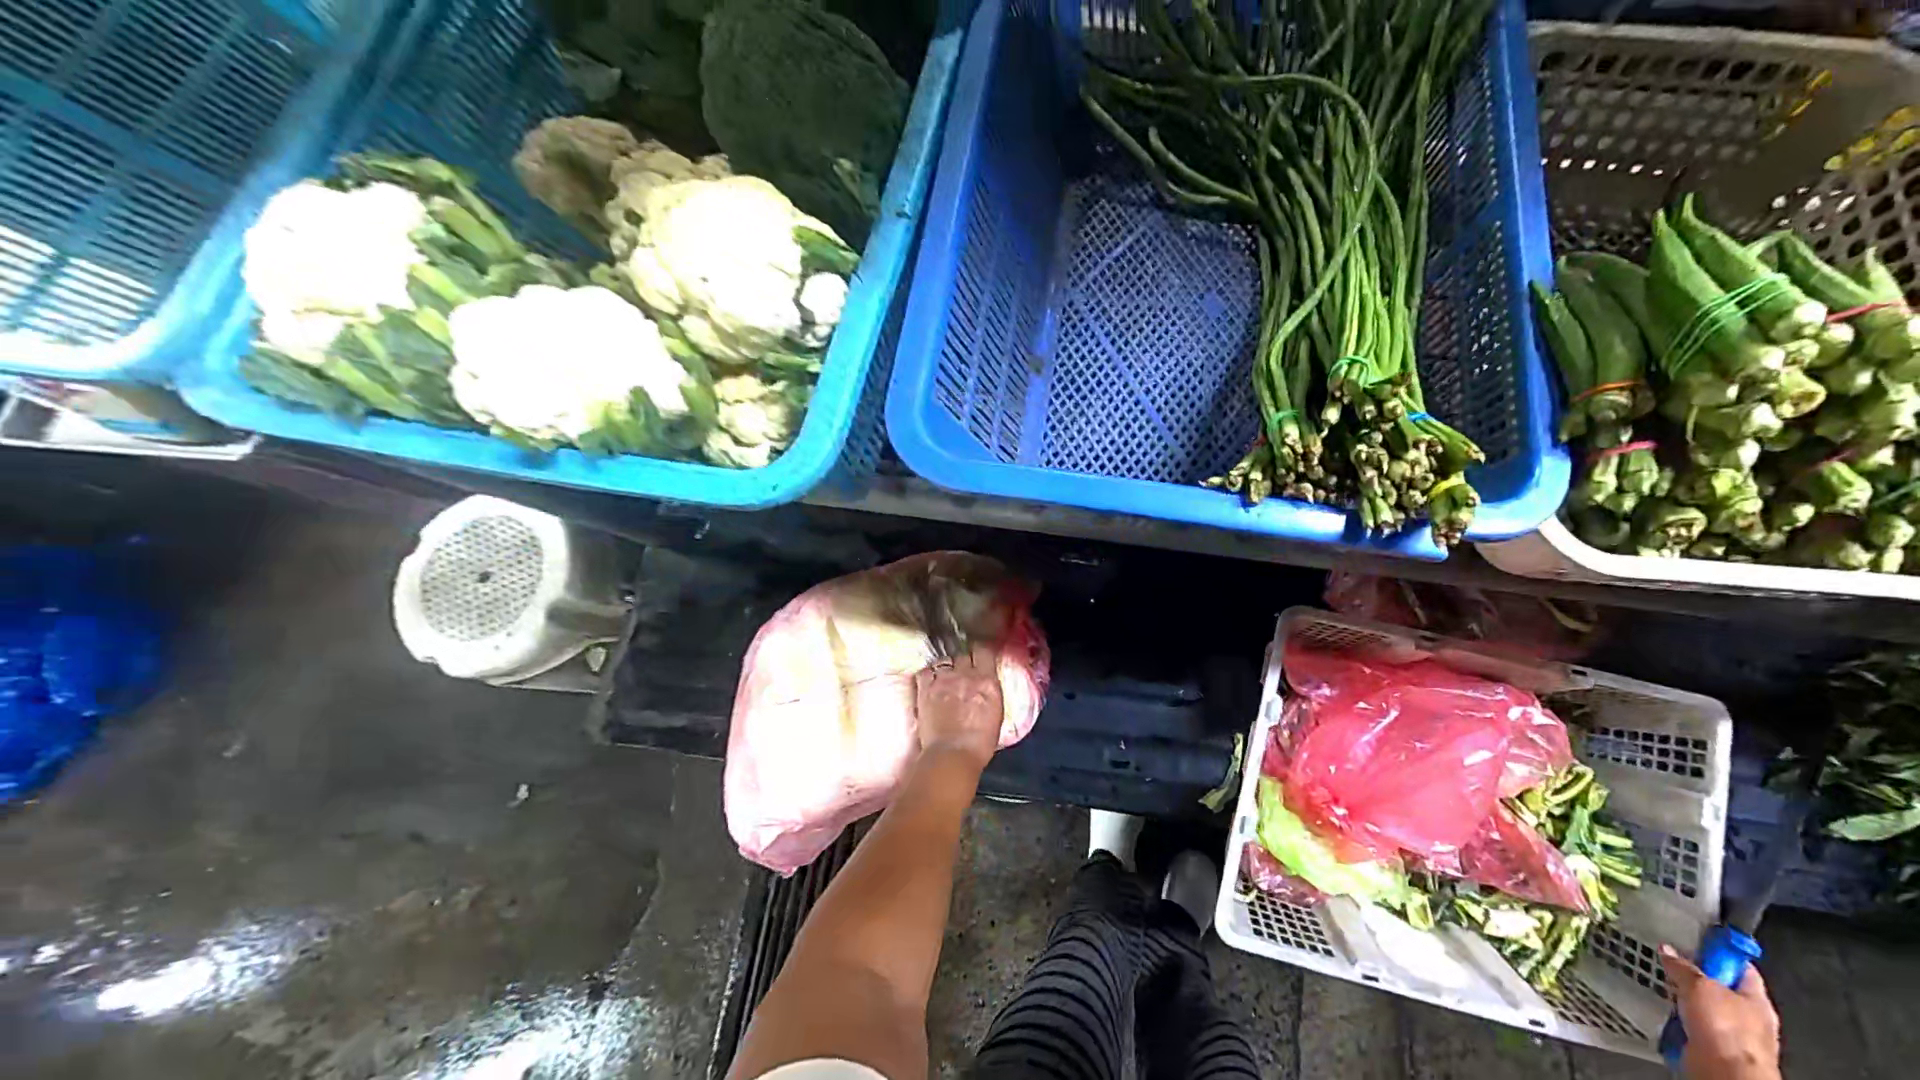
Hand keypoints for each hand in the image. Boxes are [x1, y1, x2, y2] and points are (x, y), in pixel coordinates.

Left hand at [913, 643, 1003, 769]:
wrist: (952, 755)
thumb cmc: (980, 744)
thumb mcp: (996, 715)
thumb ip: (990, 694)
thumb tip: (986, 686)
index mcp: (987, 681)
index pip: (984, 651)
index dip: (981, 653)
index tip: (980, 657)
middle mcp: (966, 675)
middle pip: (963, 655)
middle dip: (963, 663)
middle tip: (962, 674)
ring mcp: (943, 680)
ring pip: (944, 661)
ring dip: (946, 668)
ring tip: (945, 680)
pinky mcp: (925, 688)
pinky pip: (926, 671)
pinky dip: (928, 675)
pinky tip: (930, 683)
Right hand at [1660, 944, 1782, 1079]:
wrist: (1724, 1072)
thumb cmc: (1726, 1029)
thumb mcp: (1700, 986)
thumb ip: (1683, 966)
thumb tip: (1669, 951)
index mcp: (1756, 999)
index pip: (1739, 966)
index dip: (1718, 951)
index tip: (1695, 937)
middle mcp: (1746, 1015)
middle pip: (1716, 984)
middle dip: (1690, 973)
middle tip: (1666, 958)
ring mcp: (1727, 1030)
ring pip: (1698, 1003)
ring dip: (1679, 994)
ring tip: (1658, 981)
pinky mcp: (1708, 1042)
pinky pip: (1687, 1020)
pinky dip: (1673, 1013)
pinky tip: (1660, 1006)